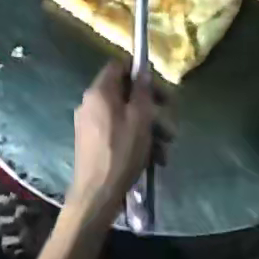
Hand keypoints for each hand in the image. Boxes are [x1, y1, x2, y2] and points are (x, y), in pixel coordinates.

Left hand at [64, 61, 156, 222]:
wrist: (97, 193)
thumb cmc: (121, 152)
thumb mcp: (140, 119)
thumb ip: (142, 92)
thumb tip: (143, 72)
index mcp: (99, 91)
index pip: (118, 66)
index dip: (138, 72)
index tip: (158, 87)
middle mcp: (90, 102)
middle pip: (124, 94)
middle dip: (151, 109)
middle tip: (169, 124)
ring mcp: (89, 123)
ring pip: (124, 116)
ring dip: (148, 129)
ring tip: (164, 150)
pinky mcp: (91, 141)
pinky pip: (117, 132)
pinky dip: (135, 140)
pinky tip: (152, 160)